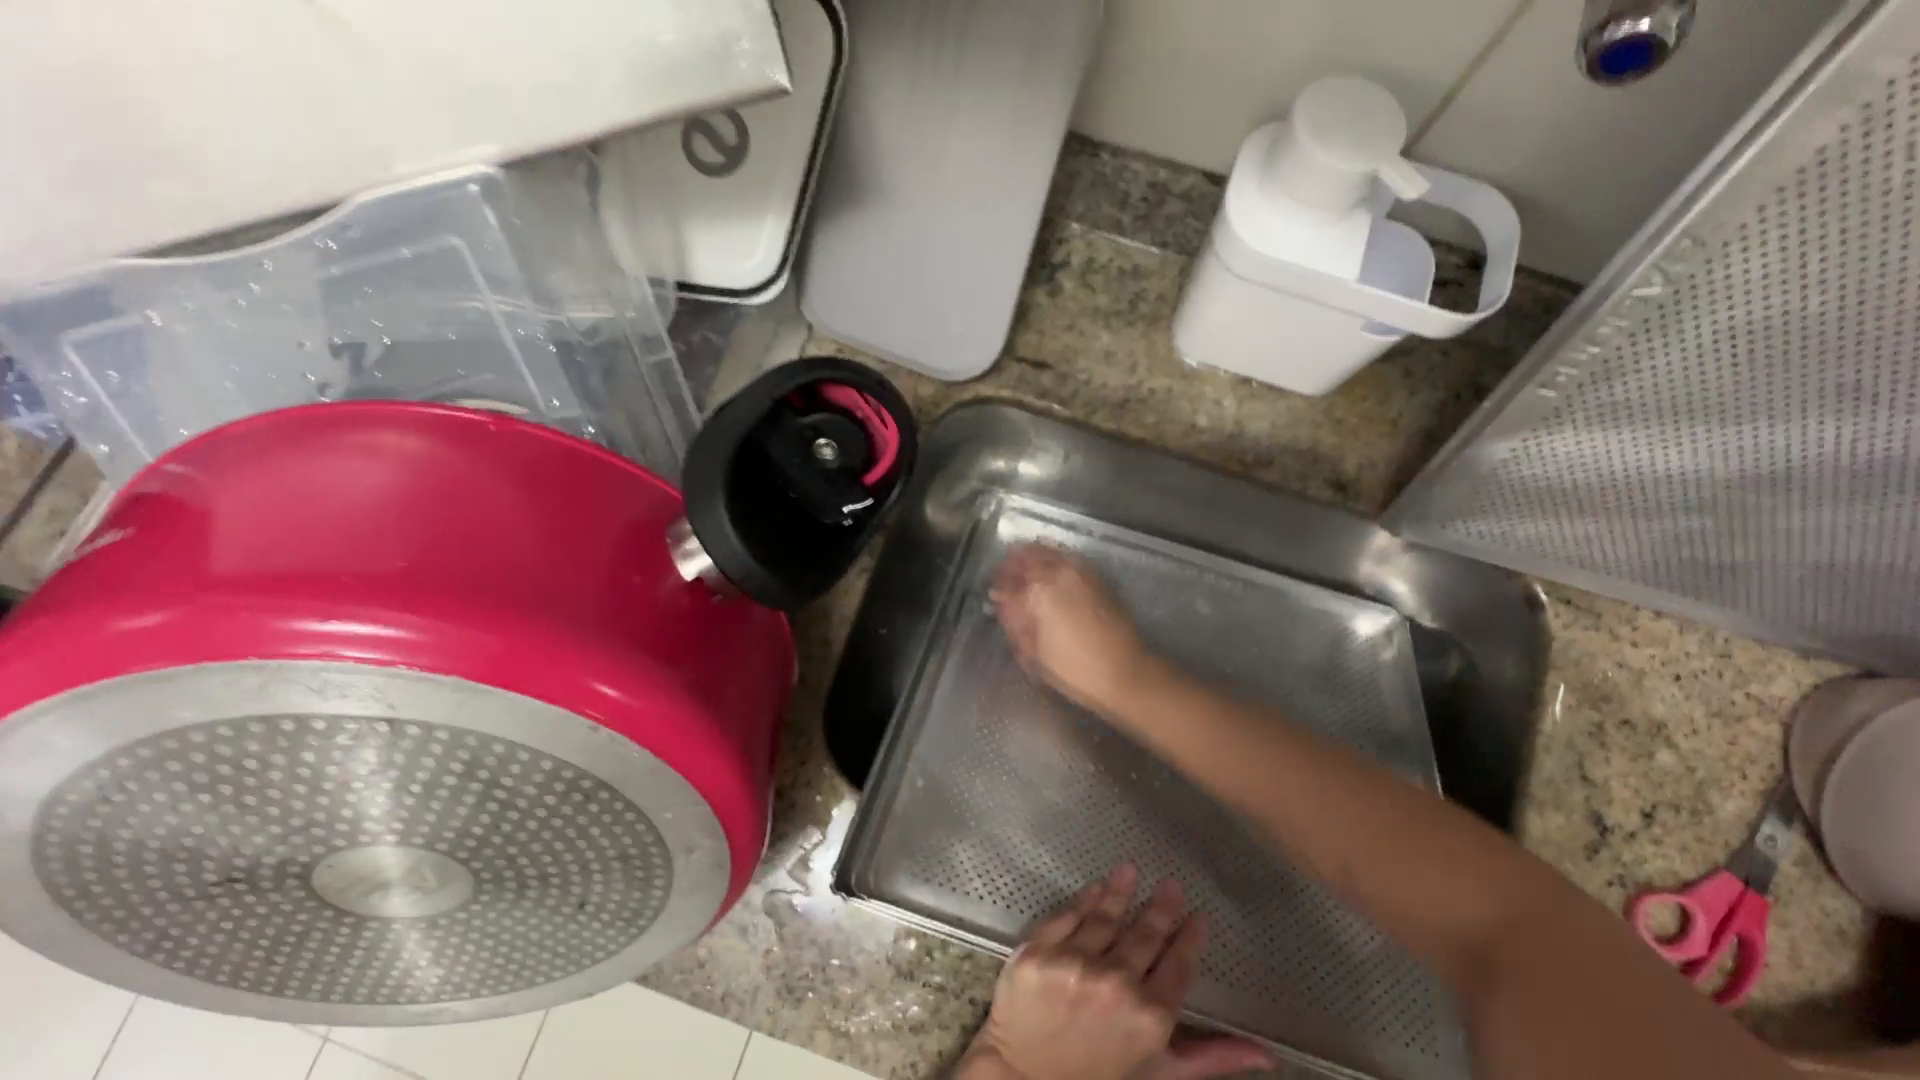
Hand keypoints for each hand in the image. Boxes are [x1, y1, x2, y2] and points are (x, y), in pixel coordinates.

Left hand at [957, 865, 1272, 1079]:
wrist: (1022, 1079)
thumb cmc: (1098, 1078)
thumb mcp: (1160, 1073)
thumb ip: (1212, 1056)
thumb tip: (1268, 1054)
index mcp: (1150, 1016)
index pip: (1179, 964)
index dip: (1190, 937)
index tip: (1198, 916)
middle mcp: (1116, 984)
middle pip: (1146, 934)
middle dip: (1161, 908)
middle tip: (1171, 886)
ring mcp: (1074, 964)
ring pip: (1106, 918)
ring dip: (1121, 892)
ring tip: (1132, 871)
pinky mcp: (1038, 951)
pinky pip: (1067, 916)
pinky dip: (1084, 899)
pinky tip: (1095, 887)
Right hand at [991, 545, 1153, 714]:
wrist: (1124, 673)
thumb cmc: (1074, 670)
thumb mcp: (1034, 654)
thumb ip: (1016, 623)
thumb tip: (1005, 605)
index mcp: (1039, 592)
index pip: (1009, 580)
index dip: (998, 587)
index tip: (993, 594)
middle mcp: (1059, 574)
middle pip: (1029, 556)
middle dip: (1014, 565)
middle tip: (1007, 576)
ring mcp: (1081, 573)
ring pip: (1051, 552)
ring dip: (1035, 557)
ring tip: (1027, 569)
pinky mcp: (1098, 579)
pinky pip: (1069, 559)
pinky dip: (1056, 559)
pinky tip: (1052, 573)